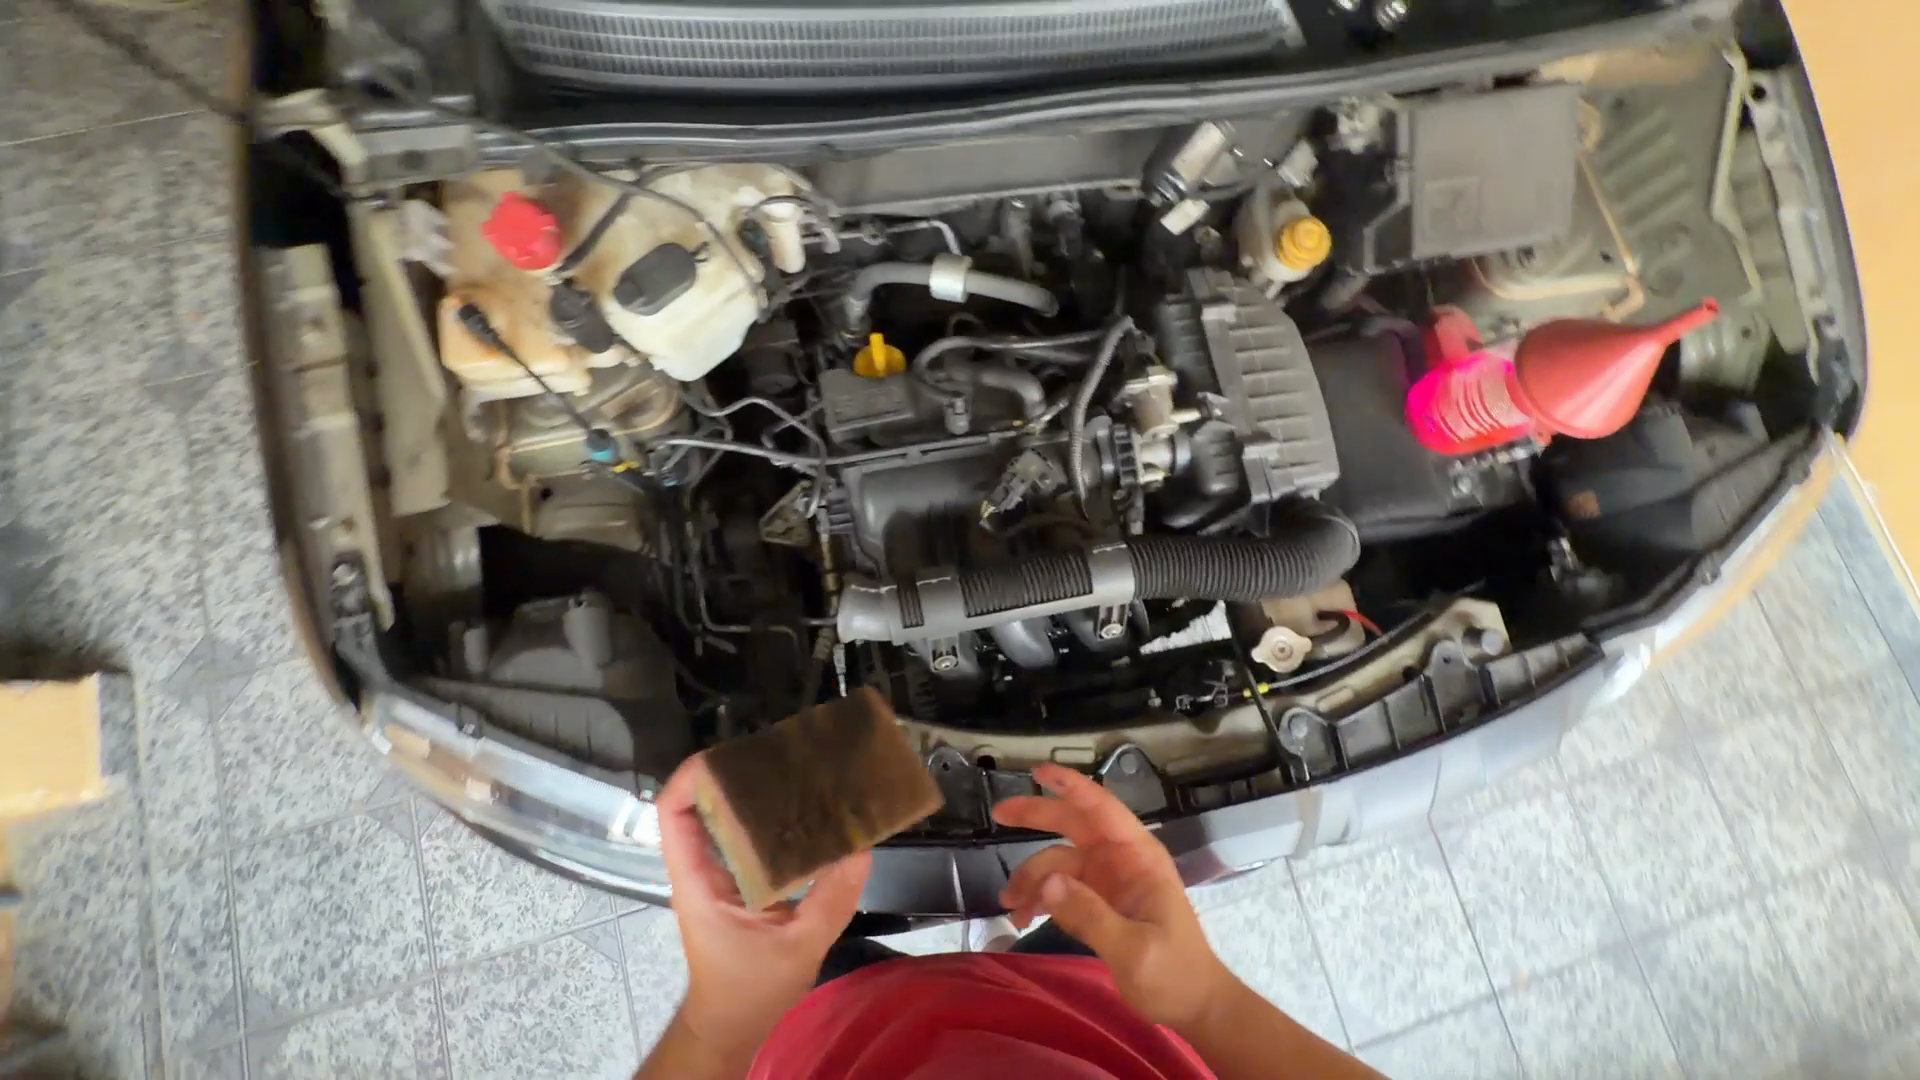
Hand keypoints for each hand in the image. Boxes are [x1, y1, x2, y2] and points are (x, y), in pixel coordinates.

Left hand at [656, 754, 870, 1056]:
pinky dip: (769, 817)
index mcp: (699, 879)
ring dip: (753, 791)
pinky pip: (746, 837)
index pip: (673, 813)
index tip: (730, 754)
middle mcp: (702, 868)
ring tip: (796, 771)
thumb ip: (831, 899)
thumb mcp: (798, 947)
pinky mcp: (737, 880)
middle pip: (701, 803)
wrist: (732, 1026)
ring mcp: (717, 873)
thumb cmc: (750, 991)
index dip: (691, 776)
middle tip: (779, 754)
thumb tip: (861, 848)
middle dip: (734, 773)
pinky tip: (805, 809)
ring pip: (723, 817)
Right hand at [993, 762, 1237, 1030]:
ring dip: (1031, 877)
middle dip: (1036, 817)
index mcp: (1138, 855)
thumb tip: (1045, 882)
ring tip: (1010, 905)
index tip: (1038, 771)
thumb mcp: (1134, 950)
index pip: (1102, 808)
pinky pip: (1058, 889)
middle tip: (999, 814)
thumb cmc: (1175, 974)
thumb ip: (1090, 915)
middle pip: (1072, 824)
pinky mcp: (1096, 902)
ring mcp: (1106, 880)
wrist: (1194, 1008)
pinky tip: (1022, 917)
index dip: (1070, 785)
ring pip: (1058, 861)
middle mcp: (1119, 859)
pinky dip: (1038, 899)